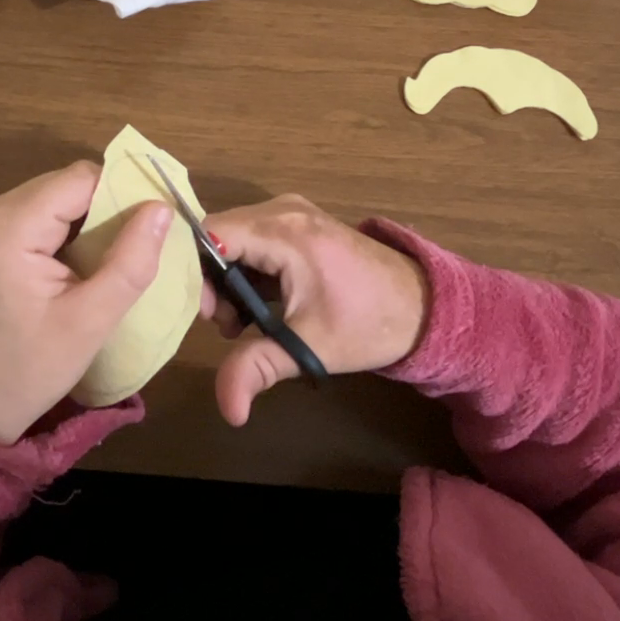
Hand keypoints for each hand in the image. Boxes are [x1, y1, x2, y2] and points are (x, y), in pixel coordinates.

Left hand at [0, 161, 172, 444]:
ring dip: (91, 220)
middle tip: (138, 247)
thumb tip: (162, 208)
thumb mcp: (91, 321)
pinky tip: (84, 263)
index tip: (154, 226)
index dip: (123, 194)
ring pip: (60, 195)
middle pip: (69, 184)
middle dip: (109, 209)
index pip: (82, 179)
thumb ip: (131, 262)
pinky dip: (71, 229)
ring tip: (114, 259)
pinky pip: (44, 211)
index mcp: (9, 227)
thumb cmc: (31, 369)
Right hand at [200, 195, 427, 426]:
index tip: (209, 315)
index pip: (210, 233)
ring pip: (233, 238)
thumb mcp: (309, 347)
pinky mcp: (297, 222)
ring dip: (230, 280)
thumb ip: (258, 368)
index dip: (197, 272)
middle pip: (218, 235)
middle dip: (214, 282)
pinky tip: (262, 306)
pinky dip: (248, 270)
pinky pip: (253, 238)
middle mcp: (282, 209)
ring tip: (248, 322)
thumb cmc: (367, 323)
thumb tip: (226, 412)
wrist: (422, 307)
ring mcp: (291, 212)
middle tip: (230, 326)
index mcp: (283, 231)